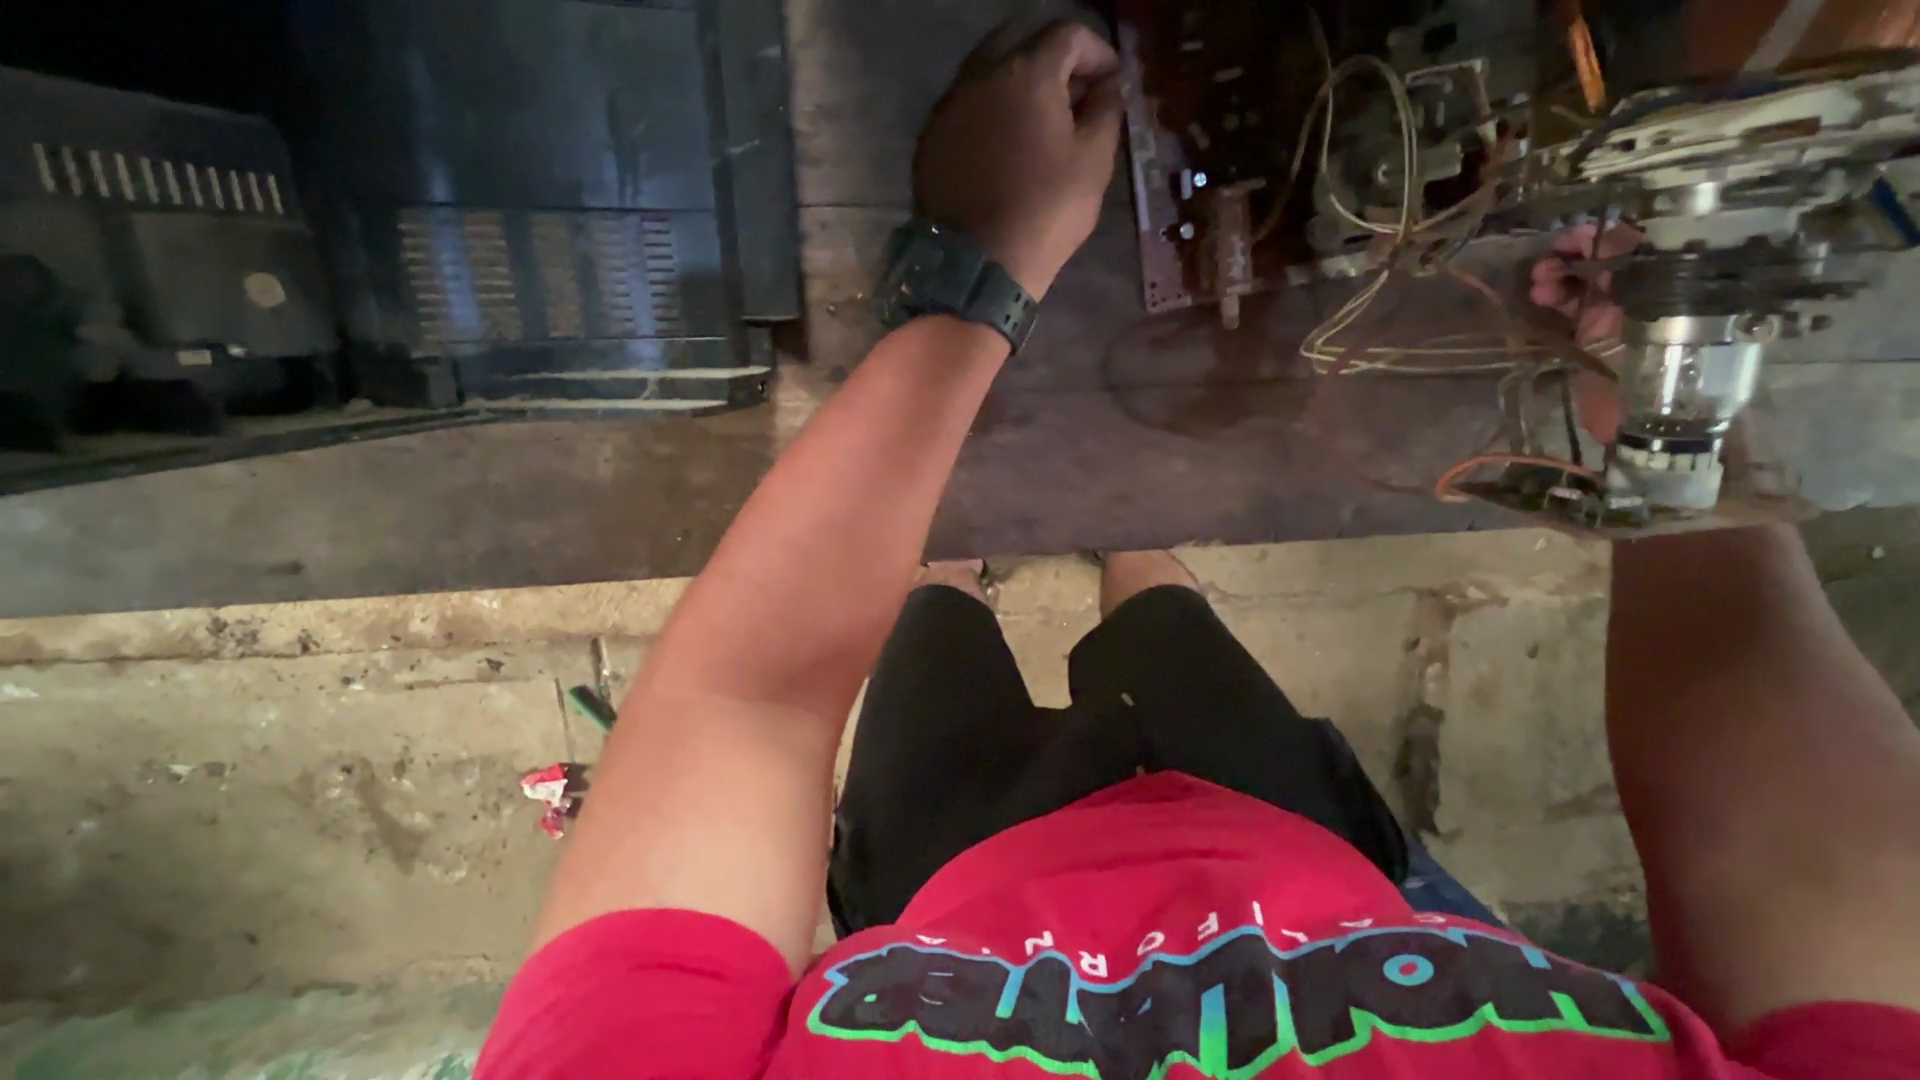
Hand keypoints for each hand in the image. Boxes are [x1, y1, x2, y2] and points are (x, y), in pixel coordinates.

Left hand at [914, 21, 1124, 298]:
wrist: (980, 265)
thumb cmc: (1046, 212)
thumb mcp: (1093, 161)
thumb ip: (1106, 109)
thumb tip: (1111, 84)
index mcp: (1026, 72)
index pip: (1068, 35)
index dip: (1098, 52)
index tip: (1111, 83)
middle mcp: (979, 76)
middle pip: (1020, 41)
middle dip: (1053, 60)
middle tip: (1074, 95)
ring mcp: (948, 107)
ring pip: (987, 73)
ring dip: (1018, 84)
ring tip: (1039, 122)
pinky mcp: (931, 140)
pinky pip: (966, 108)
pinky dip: (989, 113)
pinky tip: (1004, 146)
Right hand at [1528, 222, 1644, 440]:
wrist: (1639, 426)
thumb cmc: (1660, 376)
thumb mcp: (1655, 320)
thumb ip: (1639, 279)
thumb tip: (1614, 240)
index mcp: (1668, 289)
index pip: (1637, 247)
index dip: (1606, 236)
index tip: (1574, 237)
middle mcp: (1641, 296)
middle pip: (1606, 260)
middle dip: (1576, 254)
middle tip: (1549, 260)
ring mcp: (1612, 316)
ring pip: (1581, 281)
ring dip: (1557, 275)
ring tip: (1539, 286)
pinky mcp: (1586, 337)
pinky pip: (1566, 307)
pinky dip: (1550, 297)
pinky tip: (1537, 298)